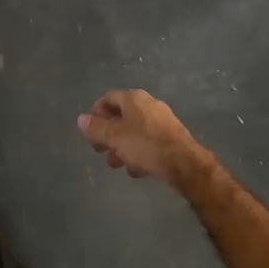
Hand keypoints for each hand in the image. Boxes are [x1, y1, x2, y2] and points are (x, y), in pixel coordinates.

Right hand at [78, 89, 204, 183]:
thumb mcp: (115, 138)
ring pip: (136, 130)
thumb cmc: (146, 145)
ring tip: (117, 164)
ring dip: (123, 146)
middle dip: (110, 134)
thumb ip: (96, 128)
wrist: (186, 164)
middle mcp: (148, 104)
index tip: (90, 131)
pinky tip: (137, 169)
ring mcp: (163, 120)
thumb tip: (81, 119)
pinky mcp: (174, 137)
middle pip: (122, 116)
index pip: (108, 98)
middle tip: (101, 150)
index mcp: (133, 98)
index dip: (96, 113)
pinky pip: (150, 141)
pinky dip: (140, 152)